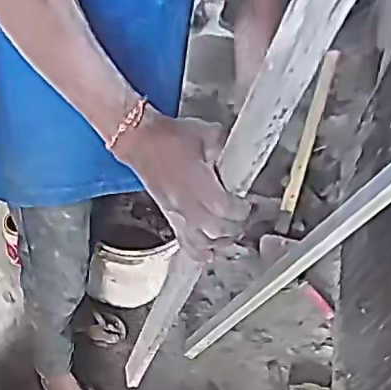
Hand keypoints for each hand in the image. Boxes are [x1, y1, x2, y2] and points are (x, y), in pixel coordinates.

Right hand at [110, 112, 250, 257]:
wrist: (142, 143)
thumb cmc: (171, 138)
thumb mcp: (206, 134)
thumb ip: (225, 151)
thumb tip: (236, 162)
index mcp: (197, 185)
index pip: (224, 209)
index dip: (240, 212)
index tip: (249, 206)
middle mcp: (186, 205)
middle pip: (215, 231)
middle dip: (233, 229)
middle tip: (244, 222)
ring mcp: (177, 215)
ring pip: (201, 243)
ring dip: (218, 244)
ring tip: (229, 239)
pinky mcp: (170, 218)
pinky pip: (184, 243)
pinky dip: (198, 252)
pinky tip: (208, 255)